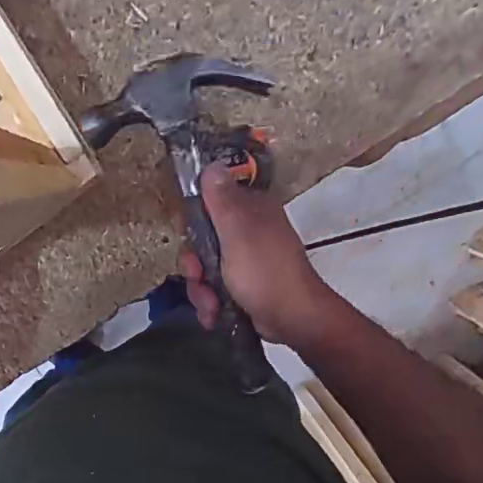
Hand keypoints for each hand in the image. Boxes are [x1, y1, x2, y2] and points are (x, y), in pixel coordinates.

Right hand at [179, 164, 341, 346]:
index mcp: (250, 211)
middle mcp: (248, 232)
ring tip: (212, 306)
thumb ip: (221, 200)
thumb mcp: (238, 231)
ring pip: (205, 271)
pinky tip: (214, 315)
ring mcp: (246, 261)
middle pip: (202, 244)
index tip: (191, 244)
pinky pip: (215, 290)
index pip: (208, 206)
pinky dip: (211, 305)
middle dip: (196, 268)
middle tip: (200, 279)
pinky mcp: (244, 286)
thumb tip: (211, 165)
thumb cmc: (264, 271)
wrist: (291, 317)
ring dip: (202, 292)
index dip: (192, 226)